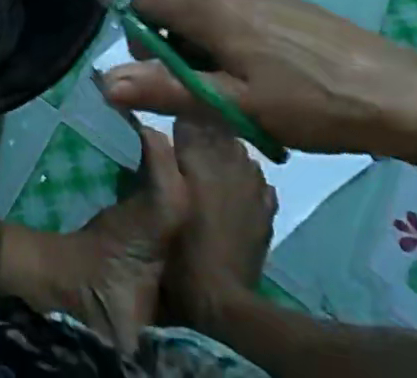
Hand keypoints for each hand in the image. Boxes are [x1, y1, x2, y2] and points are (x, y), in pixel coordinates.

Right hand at [102, 0, 416, 157]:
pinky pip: (245, 19)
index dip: (140, 38)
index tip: (161, 76)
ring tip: (242, 98)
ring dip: (209, 52)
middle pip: (180, 11)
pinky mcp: (292, 8)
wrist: (400, 94)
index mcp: (212, 9)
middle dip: (177, 51)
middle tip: (206, 98)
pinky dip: (238, 46)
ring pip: (214, 18)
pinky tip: (273, 83)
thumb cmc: (308, 102)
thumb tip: (103, 81)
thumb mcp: (232, 104)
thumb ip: (165, 90)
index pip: (147, 2)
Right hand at [163, 120, 275, 332]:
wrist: (223, 298)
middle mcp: (231, 163)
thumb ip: (159, 160)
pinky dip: (245, 173)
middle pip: (218, 129)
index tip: (169, 120)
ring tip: (208, 159)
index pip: (191, 118)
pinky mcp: (266, 208)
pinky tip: (234, 183)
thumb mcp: (162, 203)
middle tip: (185, 139)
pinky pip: (257, 176)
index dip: (180, 116)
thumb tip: (150, 128)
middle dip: (203, 128)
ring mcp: (253, 185)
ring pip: (238, 149)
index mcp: (203, 159)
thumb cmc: (183, 252)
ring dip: (224, 148)